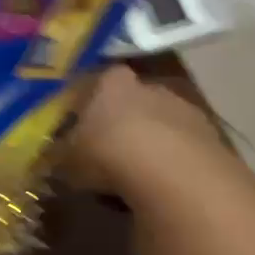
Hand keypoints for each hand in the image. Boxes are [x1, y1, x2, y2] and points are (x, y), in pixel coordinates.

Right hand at [64, 65, 226, 195]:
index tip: (76, 116)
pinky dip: (166, 152)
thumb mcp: (63, 160)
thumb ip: (55, 153)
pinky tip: (153, 175)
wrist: (172, 173)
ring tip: (128, 164)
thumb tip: (47, 154)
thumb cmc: (106, 155)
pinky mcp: (207, 131)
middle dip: (117, 116)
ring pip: (157, 117)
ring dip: (145, 134)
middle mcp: (150, 86)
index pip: (98, 78)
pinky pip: (178, 138)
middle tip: (100, 142)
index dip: (87, 96)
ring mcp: (183, 106)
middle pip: (131, 96)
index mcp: (111, 86)